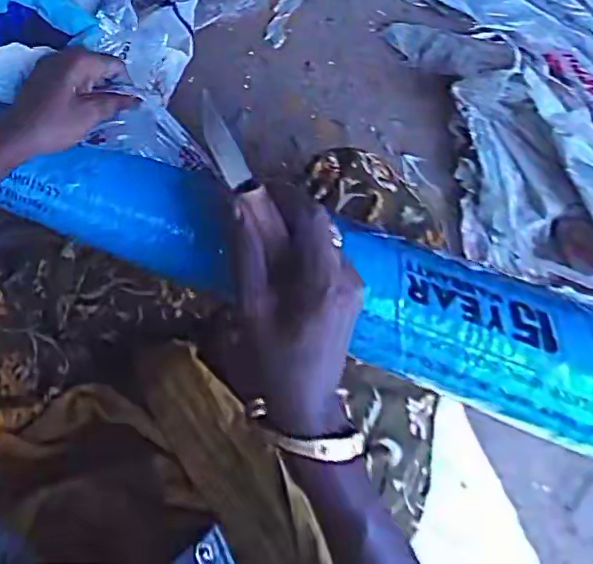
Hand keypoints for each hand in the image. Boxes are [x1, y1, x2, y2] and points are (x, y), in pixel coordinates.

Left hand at [0, 48, 139, 165]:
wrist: (14, 136)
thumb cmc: (54, 125)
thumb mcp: (89, 116)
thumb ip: (115, 103)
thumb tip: (136, 100)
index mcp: (80, 59)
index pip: (115, 64)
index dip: (125, 83)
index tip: (127, 103)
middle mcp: (65, 54)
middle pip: (99, 64)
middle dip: (109, 84)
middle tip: (114, 108)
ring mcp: (50, 62)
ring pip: (83, 70)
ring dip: (94, 86)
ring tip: (96, 109)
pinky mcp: (41, 74)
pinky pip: (68, 75)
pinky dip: (78, 86)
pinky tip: (77, 105)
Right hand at [226, 182, 363, 437]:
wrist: (306, 405)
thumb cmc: (272, 358)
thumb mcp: (250, 304)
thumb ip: (246, 251)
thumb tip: (238, 203)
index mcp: (323, 278)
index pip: (311, 215)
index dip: (283, 193)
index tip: (254, 185)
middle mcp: (347, 274)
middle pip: (319, 222)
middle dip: (286, 206)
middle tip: (252, 205)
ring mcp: (354, 283)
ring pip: (323, 235)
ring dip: (293, 224)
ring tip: (261, 229)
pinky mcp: (352, 291)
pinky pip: (327, 252)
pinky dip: (302, 243)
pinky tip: (280, 256)